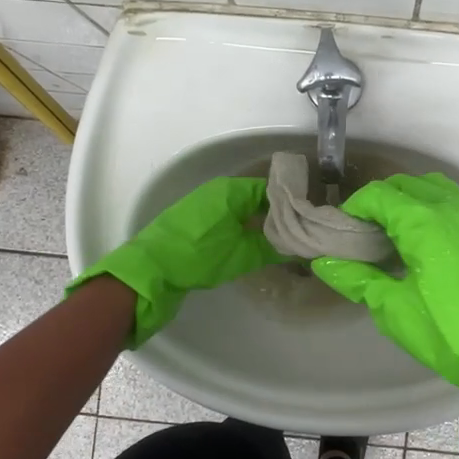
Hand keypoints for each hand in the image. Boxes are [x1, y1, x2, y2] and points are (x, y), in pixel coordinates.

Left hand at [69, 177, 281, 347]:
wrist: (151, 270)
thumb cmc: (199, 256)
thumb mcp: (242, 255)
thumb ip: (272, 248)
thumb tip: (298, 245)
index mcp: (232, 190)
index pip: (272, 189)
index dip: (292, 204)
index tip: (307, 219)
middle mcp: (218, 190)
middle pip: (257, 197)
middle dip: (277, 214)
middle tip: (298, 232)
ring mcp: (203, 203)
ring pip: (241, 207)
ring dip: (258, 221)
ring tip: (278, 240)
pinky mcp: (193, 219)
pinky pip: (227, 215)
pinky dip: (242, 226)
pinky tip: (251, 243)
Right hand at [311, 173, 458, 458]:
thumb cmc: (447, 335)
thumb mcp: (393, 309)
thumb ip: (357, 279)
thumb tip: (324, 262)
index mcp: (424, 222)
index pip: (379, 195)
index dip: (355, 208)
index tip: (343, 231)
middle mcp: (453, 209)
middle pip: (407, 185)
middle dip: (381, 202)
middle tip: (365, 234)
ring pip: (436, 190)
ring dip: (410, 202)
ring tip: (396, 236)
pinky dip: (436, 212)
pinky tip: (429, 246)